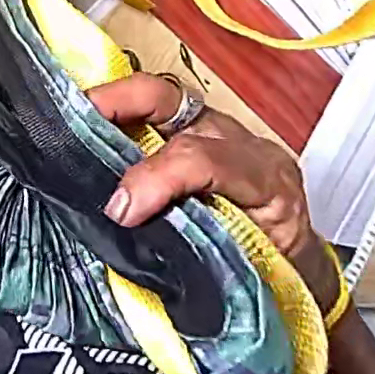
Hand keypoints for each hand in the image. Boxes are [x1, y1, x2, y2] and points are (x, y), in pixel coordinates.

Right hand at [86, 73, 339, 313]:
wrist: (306, 267)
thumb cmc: (280, 277)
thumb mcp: (248, 275)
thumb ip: (198, 258)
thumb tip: (135, 256)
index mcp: (265, 181)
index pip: (202, 160)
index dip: (155, 178)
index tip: (121, 209)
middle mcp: (237, 141)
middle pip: (172, 99)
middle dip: (118, 101)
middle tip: (75, 119)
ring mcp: (215, 128)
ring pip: (155, 97)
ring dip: (107, 105)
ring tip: (68, 119)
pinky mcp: (195, 129)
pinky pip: (150, 111)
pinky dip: (115, 114)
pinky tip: (88, 126)